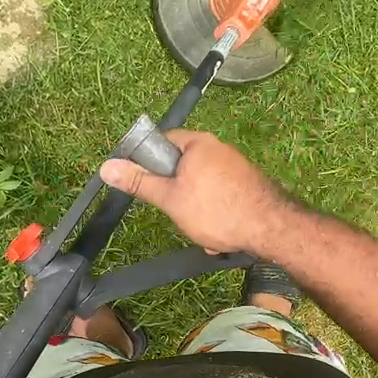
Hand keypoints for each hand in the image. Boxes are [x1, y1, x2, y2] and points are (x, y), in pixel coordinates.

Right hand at [100, 130, 295, 255]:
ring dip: (197, 212)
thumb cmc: (217, 210)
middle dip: (178, 196)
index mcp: (198, 143)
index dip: (150, 164)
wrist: (270, 228)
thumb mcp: (170, 198)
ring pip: (201, 188)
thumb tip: (107, 166)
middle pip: (182, 168)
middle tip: (178, 213)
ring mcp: (235, 167)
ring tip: (203, 229)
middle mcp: (218, 149)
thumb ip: (139, 182)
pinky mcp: (247, 185)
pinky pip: (220, 198)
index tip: (147, 186)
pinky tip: (220, 235)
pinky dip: (216, 216)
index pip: (163, 142)